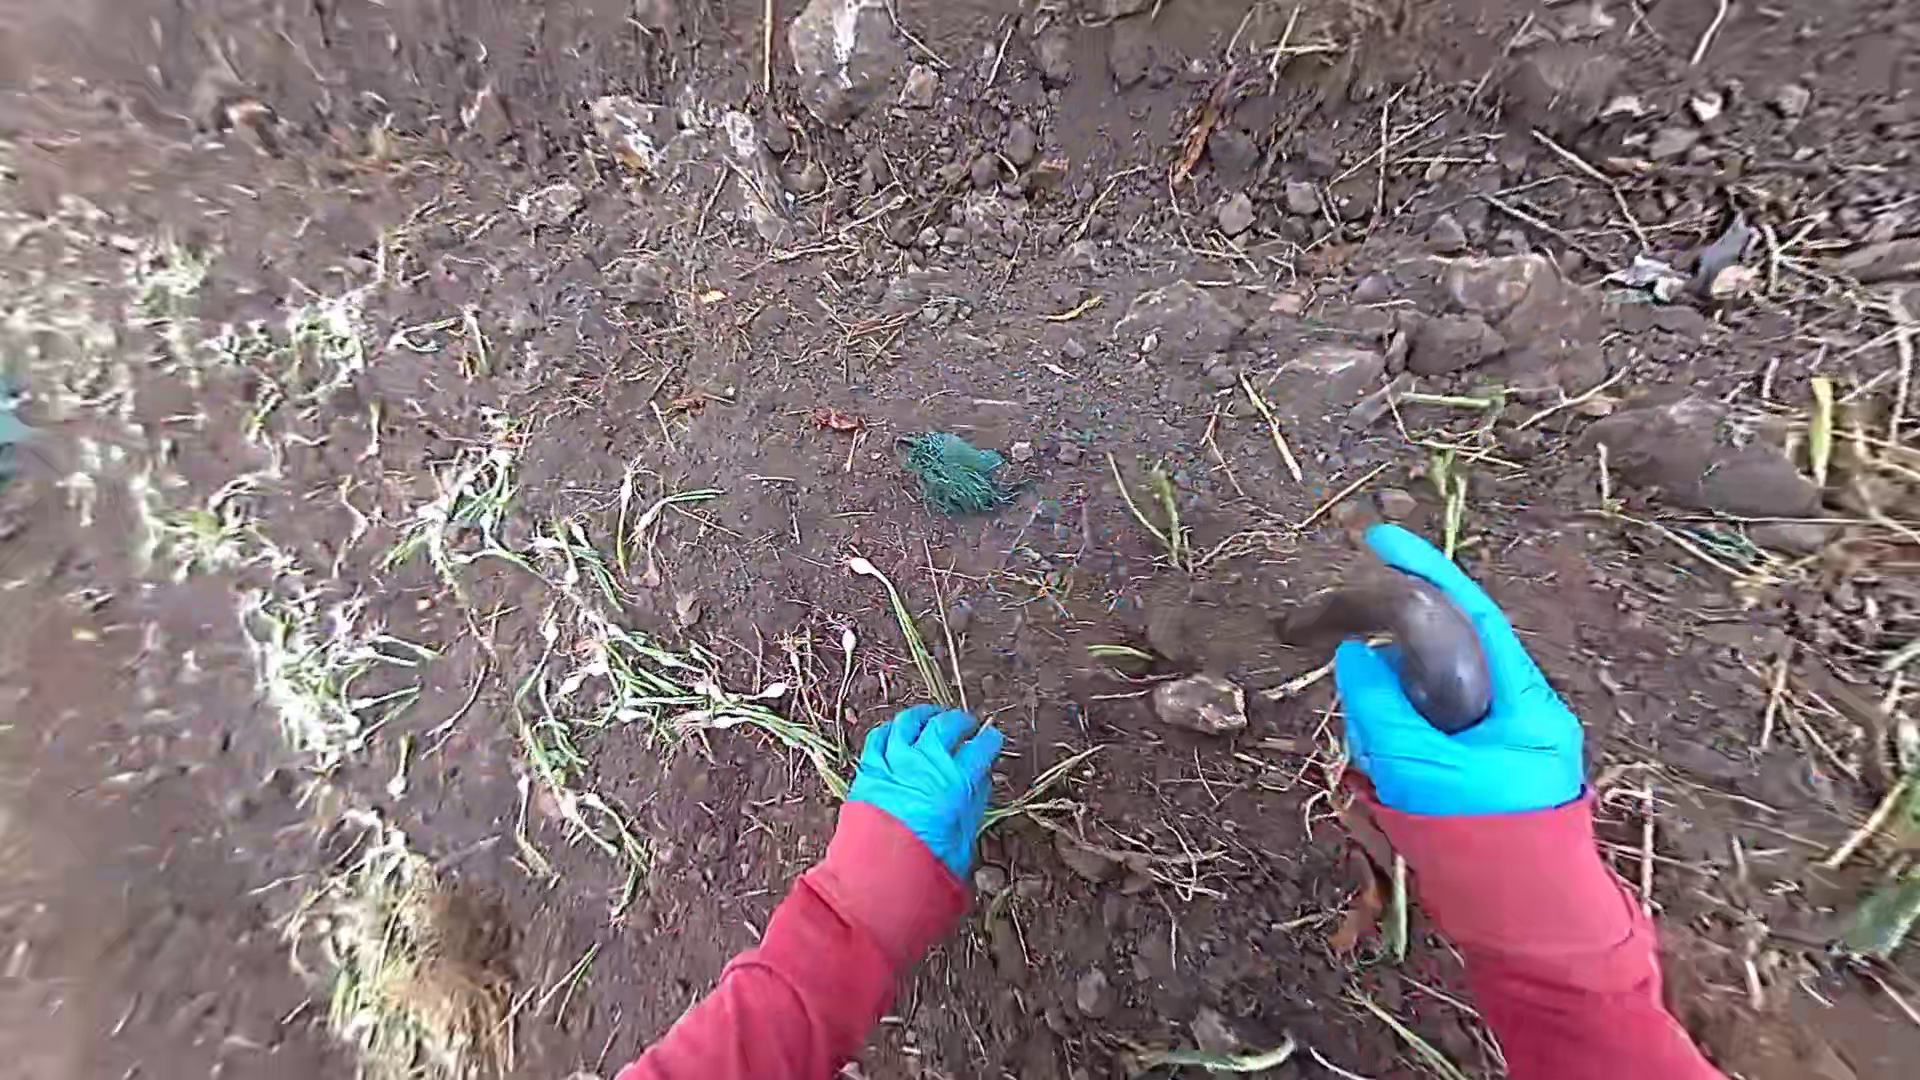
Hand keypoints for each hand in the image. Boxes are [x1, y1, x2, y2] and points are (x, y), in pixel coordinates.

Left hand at [847, 705, 1003, 879]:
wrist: (873, 886)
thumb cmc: (924, 872)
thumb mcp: (963, 841)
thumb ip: (973, 803)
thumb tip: (980, 778)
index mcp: (953, 784)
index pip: (979, 749)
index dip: (989, 741)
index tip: (992, 738)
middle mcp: (924, 765)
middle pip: (945, 726)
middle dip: (960, 721)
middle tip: (967, 724)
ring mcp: (894, 763)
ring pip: (910, 722)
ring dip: (925, 716)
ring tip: (934, 717)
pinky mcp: (869, 769)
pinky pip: (880, 737)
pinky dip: (892, 730)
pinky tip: (899, 731)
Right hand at [1334, 524, 1583, 815]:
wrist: (1521, 918)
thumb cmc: (1480, 839)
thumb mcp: (1418, 764)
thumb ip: (1379, 703)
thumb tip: (1355, 653)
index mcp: (1521, 702)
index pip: (1474, 614)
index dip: (1430, 570)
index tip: (1383, 539)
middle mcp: (1510, 706)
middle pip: (1443, 649)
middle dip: (1394, 651)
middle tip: (1352, 650)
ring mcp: (1488, 731)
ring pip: (1421, 688)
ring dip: (1387, 704)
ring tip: (1379, 751)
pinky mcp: (1464, 753)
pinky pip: (1415, 719)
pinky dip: (1389, 725)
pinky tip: (1382, 756)